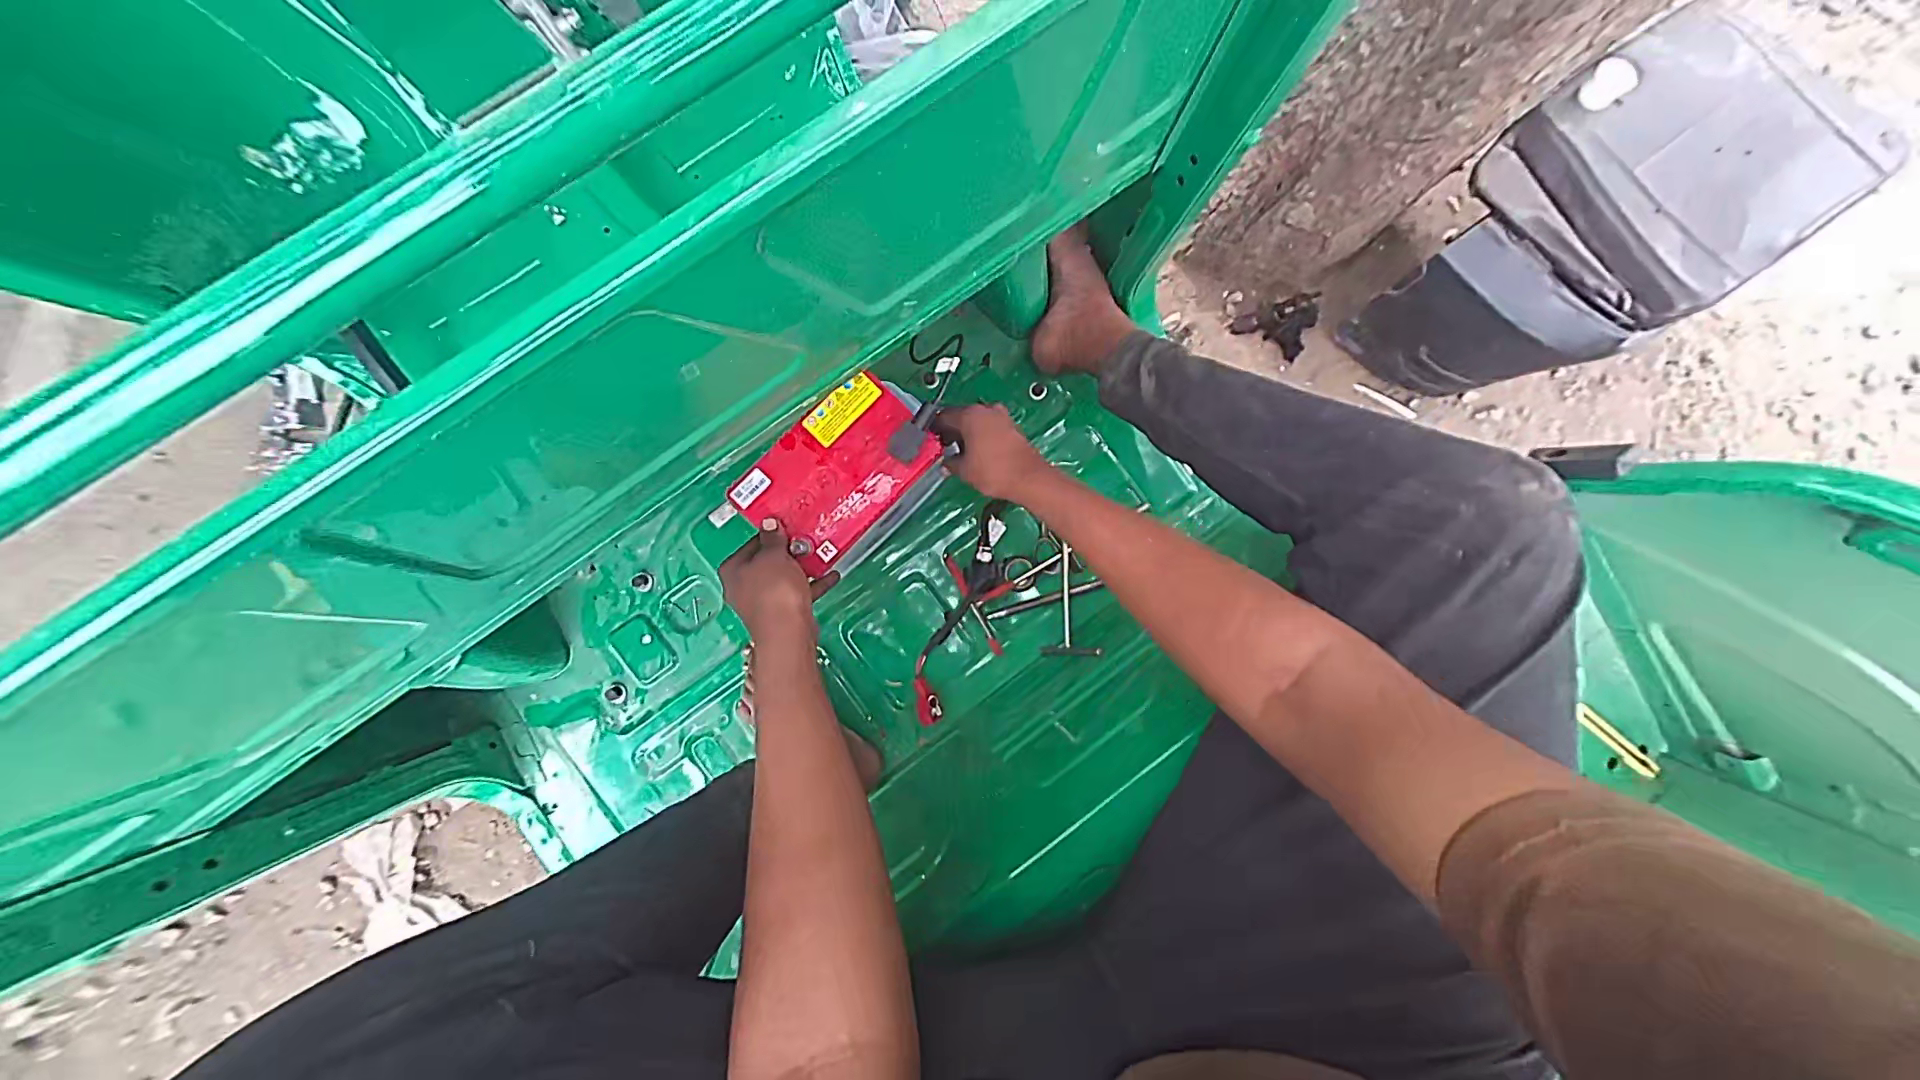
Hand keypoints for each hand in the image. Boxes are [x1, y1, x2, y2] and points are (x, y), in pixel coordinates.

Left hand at [720, 521, 834, 642]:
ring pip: (784, 578)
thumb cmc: (774, 591)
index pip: (751, 543)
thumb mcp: (774, 554)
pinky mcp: (782, 614)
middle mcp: (743, 587)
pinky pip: (798, 593)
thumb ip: (772, 537)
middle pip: (767, 562)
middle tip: (805, 541)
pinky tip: (830, 576)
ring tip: (820, 555)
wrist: (788, 631)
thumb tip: (769, 524)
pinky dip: (812, 584)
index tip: (787, 526)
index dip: (770, 533)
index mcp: (733, 570)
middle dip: (789, 551)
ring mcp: (763, 602)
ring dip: (802, 567)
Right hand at [936, 404, 1052, 500]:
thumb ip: (950, 463)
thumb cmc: (996, 472)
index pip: (943, 416)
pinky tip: (978, 452)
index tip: (931, 439)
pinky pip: (989, 426)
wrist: (1029, 479)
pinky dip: (981, 435)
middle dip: (951, 430)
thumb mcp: (964, 470)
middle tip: (944, 447)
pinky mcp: (1012, 427)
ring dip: (967, 433)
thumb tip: (947, 463)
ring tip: (961, 452)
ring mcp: (1001, 417)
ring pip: (976, 421)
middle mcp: (986, 410)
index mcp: (970, 415)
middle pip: (961, 415)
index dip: (934, 429)